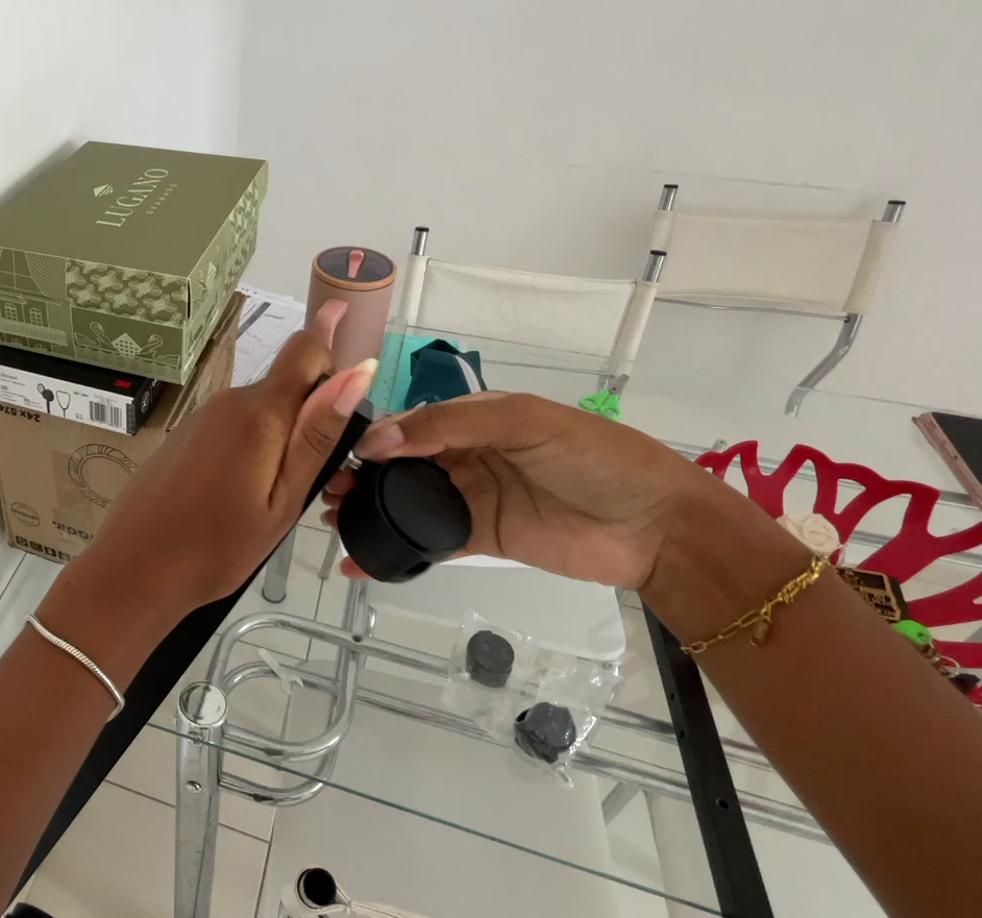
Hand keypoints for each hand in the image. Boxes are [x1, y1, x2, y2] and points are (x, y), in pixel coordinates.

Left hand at [67, 302, 376, 619]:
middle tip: (313, 479)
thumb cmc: (217, 547)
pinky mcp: (184, 435)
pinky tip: (236, 496)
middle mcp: (228, 402)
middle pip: (285, 384)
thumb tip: (357, 372)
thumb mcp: (283, 500)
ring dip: (277, 438)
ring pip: (258, 409)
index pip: (304, 348)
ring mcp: (201, 418)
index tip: (352, 378)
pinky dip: (248, 448)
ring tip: (269, 498)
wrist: (136, 568)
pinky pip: (230, 426)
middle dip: (309, 415)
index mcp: (259, 414)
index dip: (331, 350)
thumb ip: (317, 434)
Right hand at [322, 392, 739, 588]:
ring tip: (333, 523)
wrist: (656, 526)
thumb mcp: (522, 422)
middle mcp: (467, 455)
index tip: (337, 459)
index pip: (410, 424)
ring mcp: (472, 499)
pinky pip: (428, 544)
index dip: (372, 439)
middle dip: (361, 478)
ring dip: (369, 513)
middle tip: (326, 497)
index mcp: (475, 418)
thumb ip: (449, 425)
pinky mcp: (481, 540)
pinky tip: (359, 563)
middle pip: (400, 465)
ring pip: (407, 504)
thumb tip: (377, 441)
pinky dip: (394, 553)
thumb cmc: (593, 458)